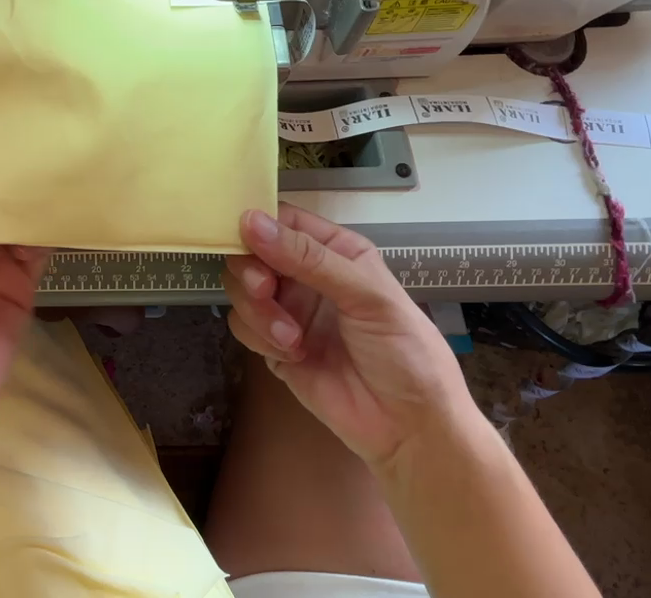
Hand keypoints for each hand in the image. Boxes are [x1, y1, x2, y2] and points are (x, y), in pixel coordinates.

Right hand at [222, 204, 473, 470]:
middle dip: (251, 271)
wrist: (410, 430)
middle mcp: (306, 275)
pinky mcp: (273, 345)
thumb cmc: (404, 352)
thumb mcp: (367, 296)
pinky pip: (242, 326)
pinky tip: (291, 354)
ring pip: (241, 289)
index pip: (283, 220)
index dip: (258, 223)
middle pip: (251, 253)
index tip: (242, 235)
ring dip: (257, 310)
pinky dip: (258, 337)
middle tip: (264, 290)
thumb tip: (251, 221)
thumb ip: (309, 258)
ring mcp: (288, 310)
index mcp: (334, 250)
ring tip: (290, 338)